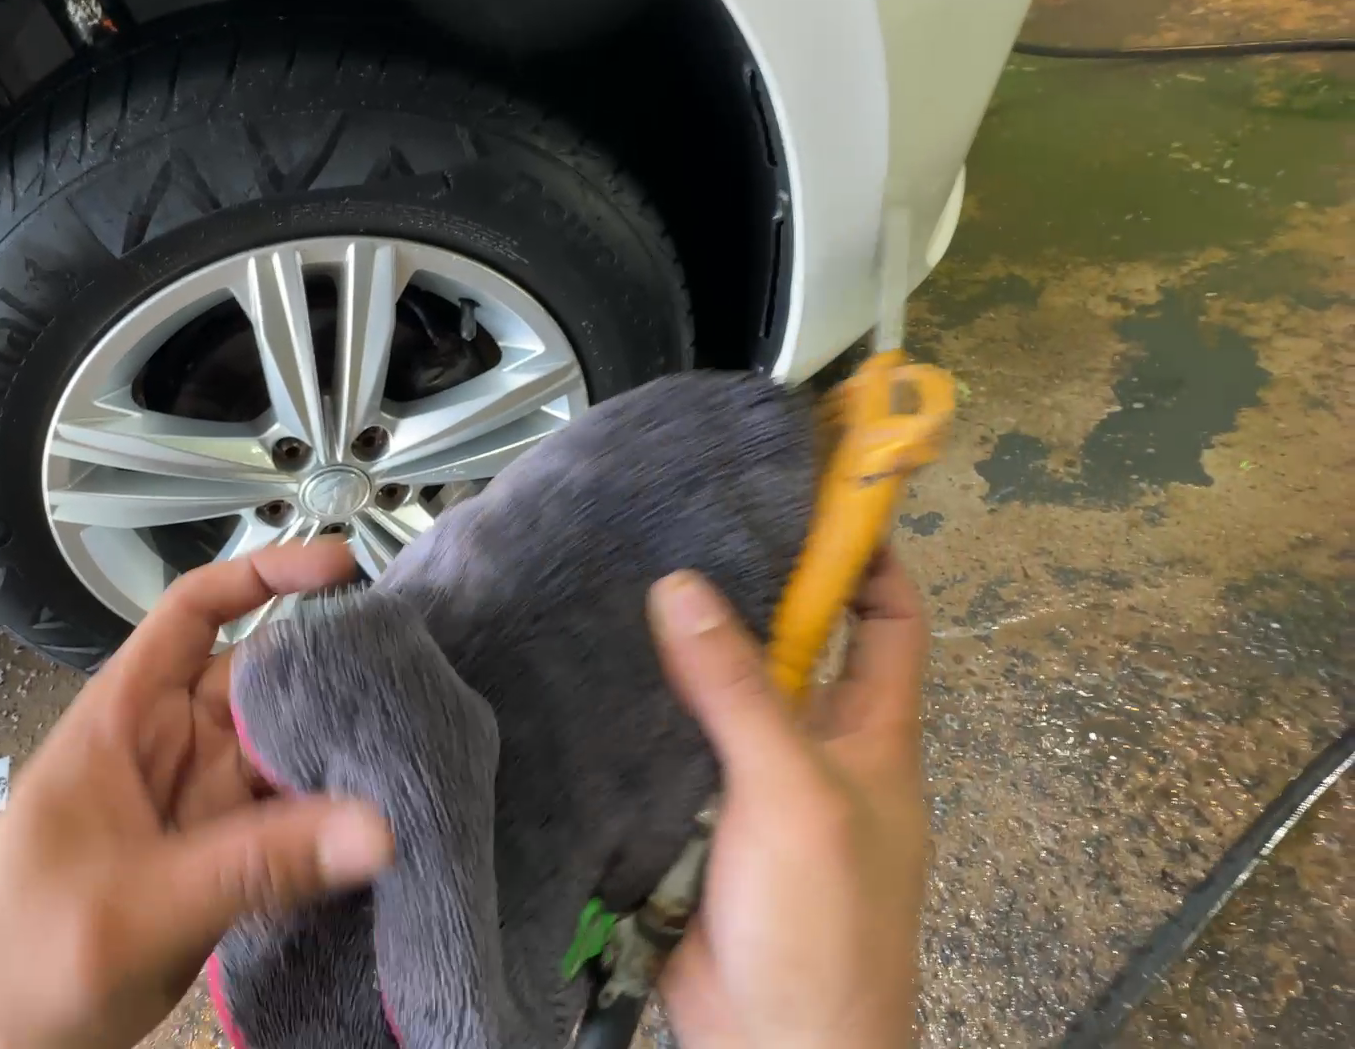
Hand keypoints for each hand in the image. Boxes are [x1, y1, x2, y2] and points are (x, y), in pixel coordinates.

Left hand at [0, 542, 394, 1048]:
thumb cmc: (19, 960)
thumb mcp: (135, 905)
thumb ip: (258, 865)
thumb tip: (376, 829)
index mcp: (128, 716)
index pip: (195, 611)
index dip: (263, 574)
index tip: (339, 567)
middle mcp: (173, 742)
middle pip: (261, 679)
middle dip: (330, 669)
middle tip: (413, 669)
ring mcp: (203, 798)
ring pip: (285, 747)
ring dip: (341, 747)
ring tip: (416, 741)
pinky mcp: (227, 851)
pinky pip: (292, 813)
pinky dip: (335, 812)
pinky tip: (386, 811)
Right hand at [647, 550, 928, 1048]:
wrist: (771, 1041)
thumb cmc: (819, 917)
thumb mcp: (791, 792)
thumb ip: (739, 691)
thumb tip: (680, 585)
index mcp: (875, 734)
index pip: (888, 624)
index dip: (864, 561)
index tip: (813, 506)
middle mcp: (821, 746)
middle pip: (798, 649)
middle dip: (757, 593)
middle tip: (693, 533)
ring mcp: (759, 779)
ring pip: (732, 691)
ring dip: (697, 646)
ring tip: (640, 584)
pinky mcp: (704, 809)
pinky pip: (685, 736)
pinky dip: (659, 699)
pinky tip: (613, 668)